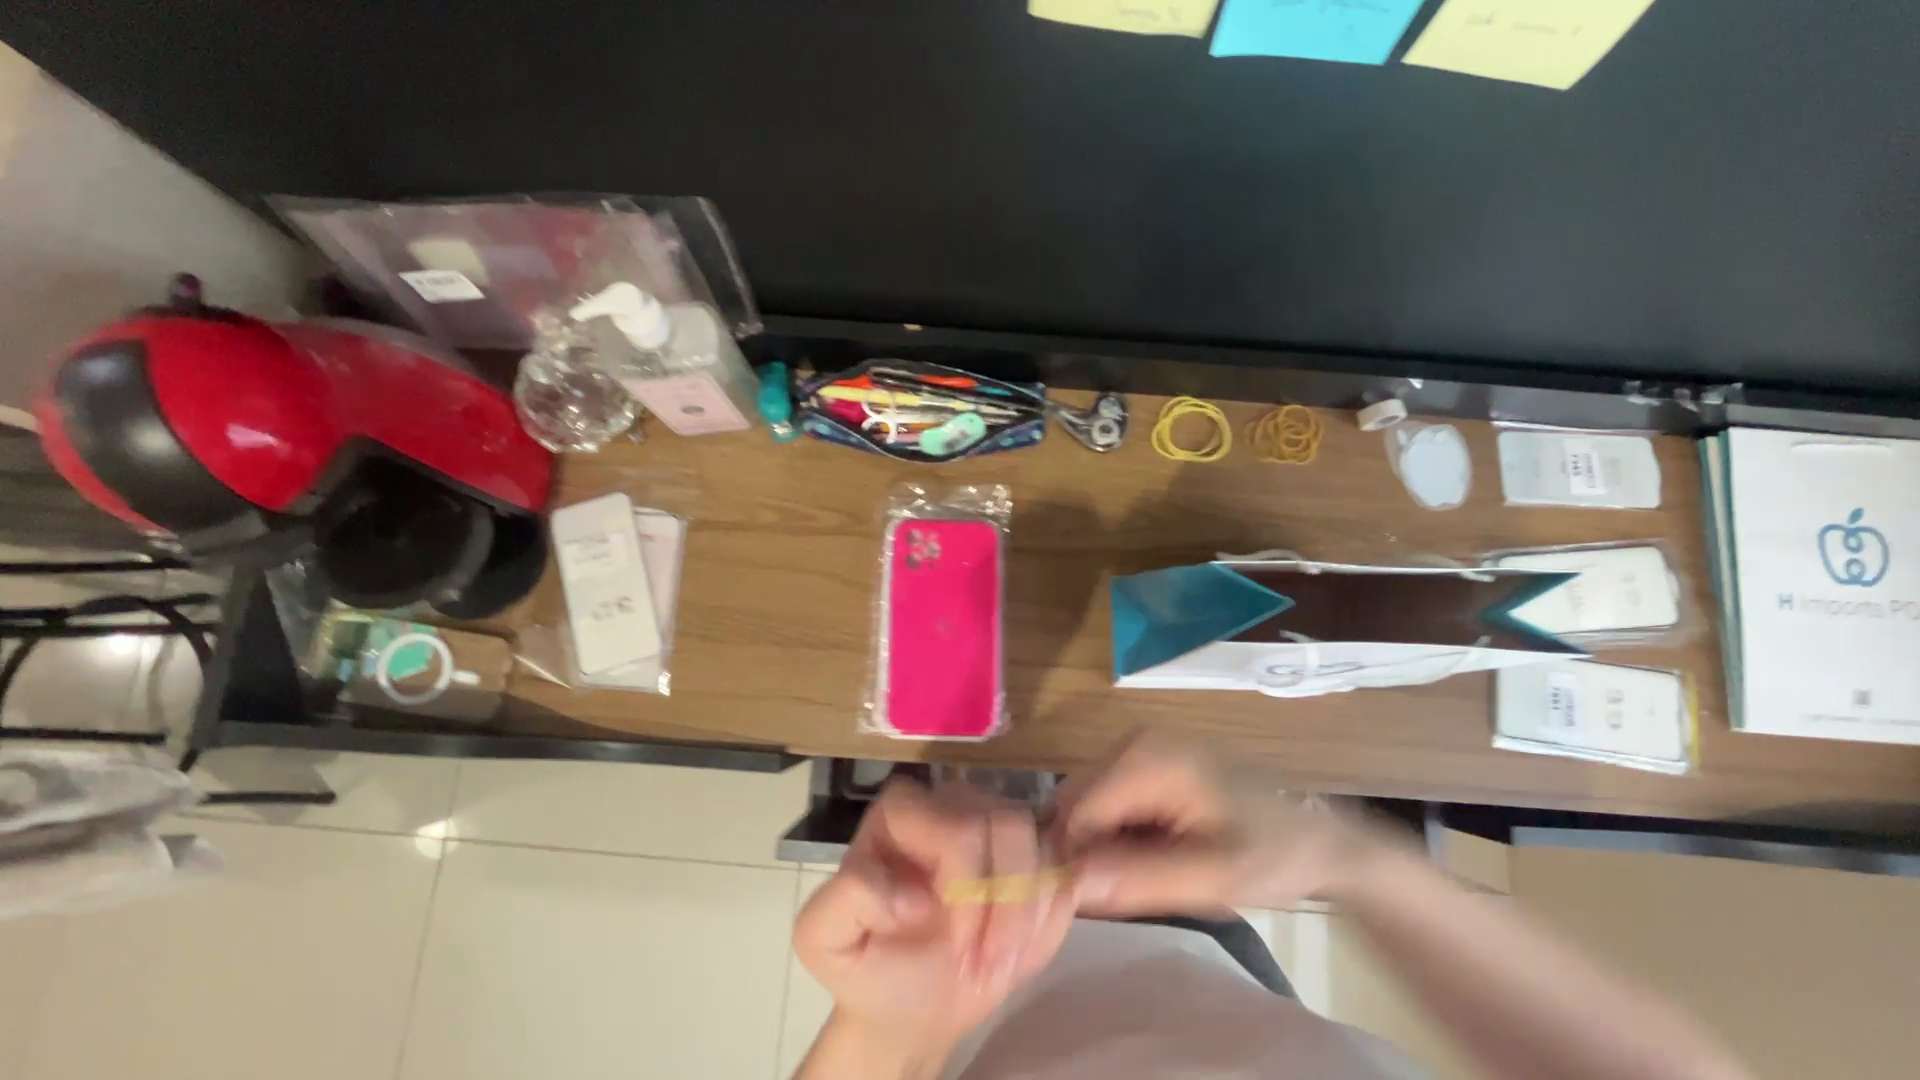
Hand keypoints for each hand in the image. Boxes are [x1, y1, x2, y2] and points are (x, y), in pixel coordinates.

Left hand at [793, 779, 1078, 1046]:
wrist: (917, 1004)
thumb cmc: (871, 968)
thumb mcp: (826, 940)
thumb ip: (847, 898)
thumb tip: (908, 892)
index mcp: (901, 810)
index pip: (959, 827)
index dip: (968, 891)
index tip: (957, 950)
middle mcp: (952, 801)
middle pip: (1008, 828)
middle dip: (1003, 911)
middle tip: (985, 967)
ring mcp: (998, 821)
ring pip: (1040, 844)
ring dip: (1027, 916)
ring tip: (1000, 963)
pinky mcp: (1034, 851)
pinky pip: (1063, 865)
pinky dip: (1049, 913)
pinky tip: (1019, 946)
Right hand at [1053, 733, 1377, 915]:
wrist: (1318, 842)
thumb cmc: (1272, 858)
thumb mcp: (1214, 879)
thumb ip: (1143, 880)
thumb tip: (1072, 882)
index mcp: (1150, 759)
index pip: (1075, 811)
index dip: (1077, 858)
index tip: (1100, 897)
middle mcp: (1136, 740)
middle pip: (1076, 803)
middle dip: (1090, 849)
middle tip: (1128, 890)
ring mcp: (1141, 745)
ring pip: (1087, 803)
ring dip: (1103, 843)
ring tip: (1146, 872)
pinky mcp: (1148, 758)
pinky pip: (1107, 799)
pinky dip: (1117, 832)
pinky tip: (1151, 853)